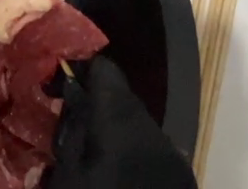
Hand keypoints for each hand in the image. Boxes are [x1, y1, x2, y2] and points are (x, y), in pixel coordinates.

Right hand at [47, 57, 196, 188]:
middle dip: (98, 102)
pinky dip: (135, 152)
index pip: (105, 71)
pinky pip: (154, 149)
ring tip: (95, 151)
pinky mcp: (184, 179)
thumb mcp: (68, 176)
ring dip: (117, 128)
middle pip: (123, 97)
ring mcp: (173, 157)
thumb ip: (71, 132)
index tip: (63, 80)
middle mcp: (151, 131)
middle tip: (71, 118)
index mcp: (119, 124)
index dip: (83, 71)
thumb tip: (71, 102)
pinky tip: (120, 174)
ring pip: (139, 123)